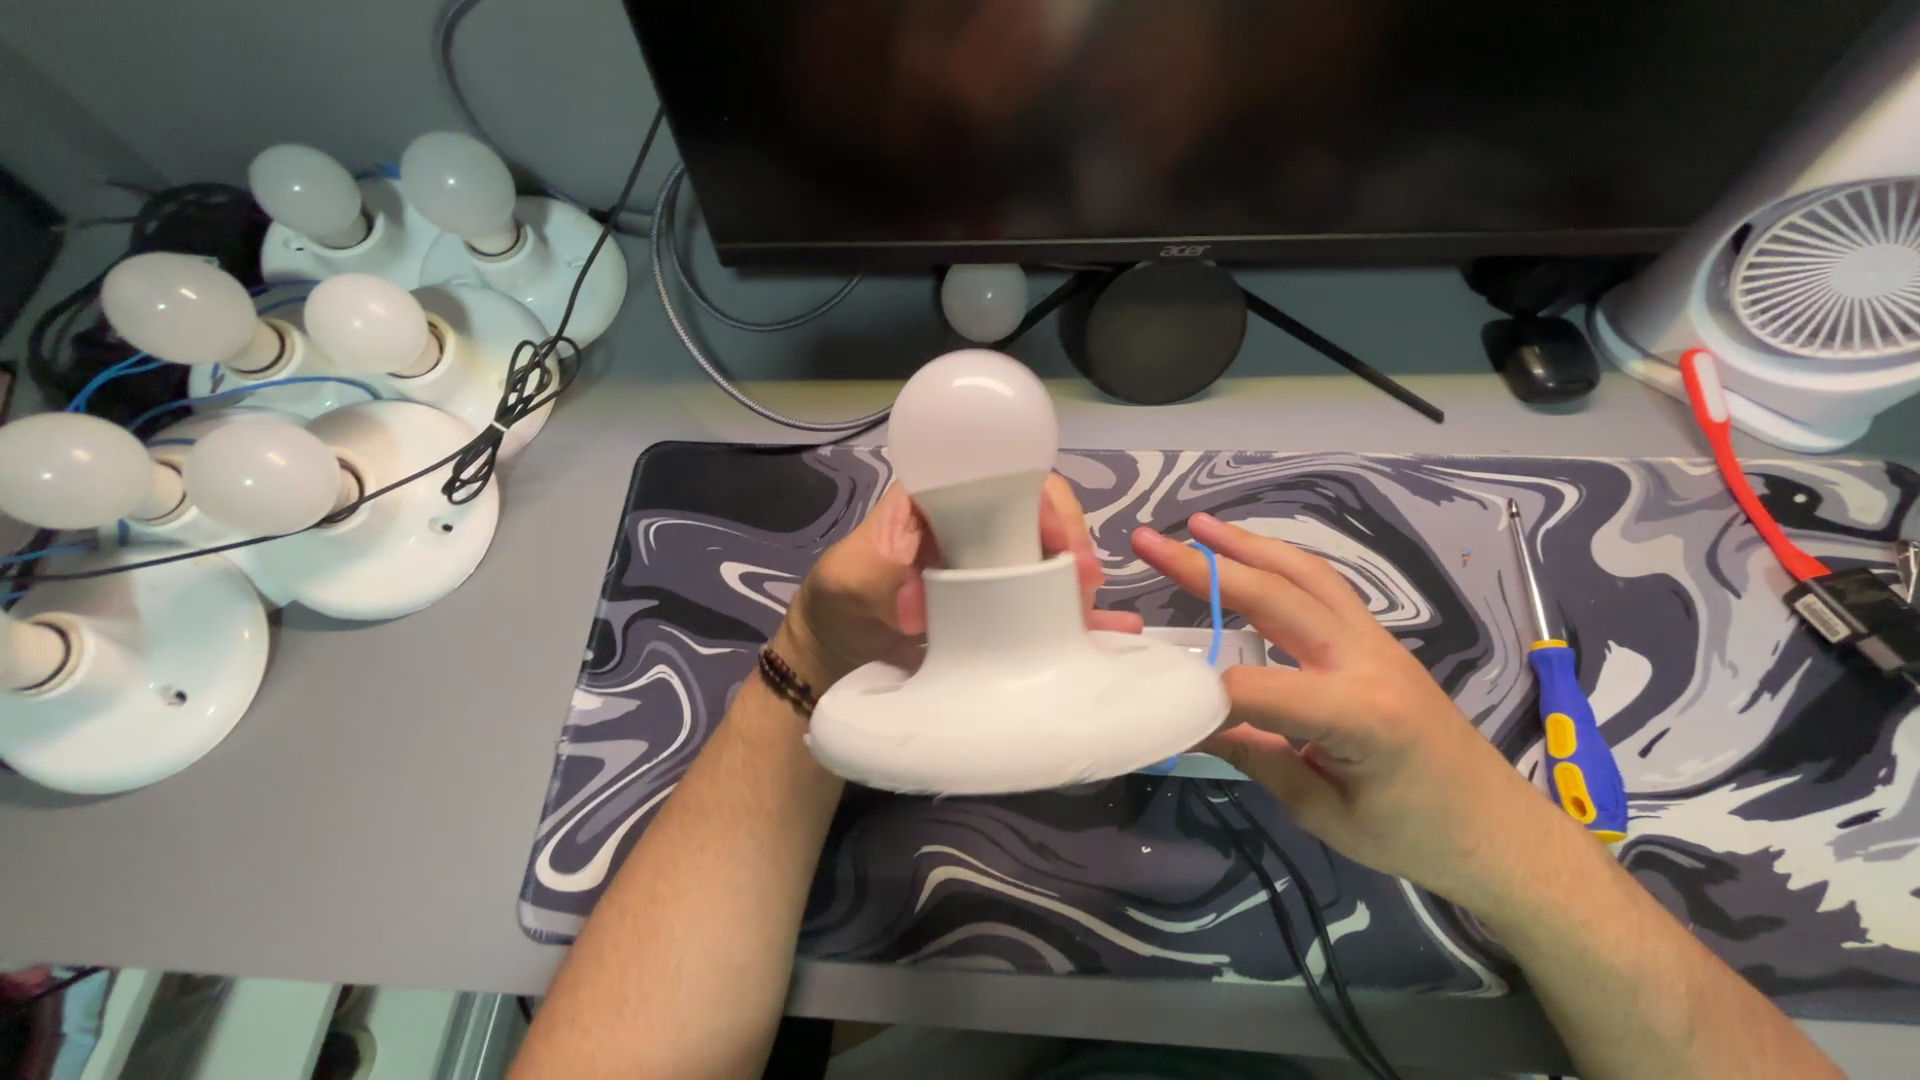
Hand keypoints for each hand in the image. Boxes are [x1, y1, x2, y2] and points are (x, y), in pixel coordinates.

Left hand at [778, 474, 1143, 692]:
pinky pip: (1048, 606)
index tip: (1059, 540)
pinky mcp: (1004, 612)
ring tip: (1099, 615)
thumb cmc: (842, 604)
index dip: (1039, 502)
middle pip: (1038, 517)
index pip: (1002, 480)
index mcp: (941, 504)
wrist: (840, 659)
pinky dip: (1081, 619)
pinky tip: (1114, 634)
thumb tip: (924, 581)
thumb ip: (885, 568)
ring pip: (1051, 561)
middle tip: (1084, 583)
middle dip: (1070, 544)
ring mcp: (993, 571)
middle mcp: (975, 530)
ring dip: (1080, 583)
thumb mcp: (853, 579)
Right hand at [1132, 513, 1559, 905]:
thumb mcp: (1322, 811)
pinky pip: (1325, 588)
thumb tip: (1182, 725)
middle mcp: (1365, 659)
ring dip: (1248, 546)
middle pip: (1276, 597)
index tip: (1154, 697)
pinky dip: (1280, 563)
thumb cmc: (1414, 835)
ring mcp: (1377, 642)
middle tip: (1150, 542)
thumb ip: (1253, 756)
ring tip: (1198, 525)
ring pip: (1306, 575)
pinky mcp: (1380, 641)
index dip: (1197, 692)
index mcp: (1356, 713)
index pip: (1251, 687)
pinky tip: (1250, 556)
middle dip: (1207, 566)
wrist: (1501, 831)